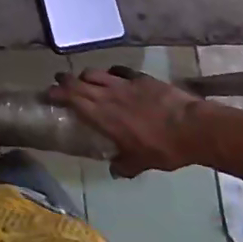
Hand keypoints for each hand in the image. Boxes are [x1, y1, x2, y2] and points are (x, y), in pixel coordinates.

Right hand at [49, 67, 208, 177]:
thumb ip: (124, 165)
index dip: (57, 93)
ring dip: (86, 75)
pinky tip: (115, 77)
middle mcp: (108, 95)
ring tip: (84, 79)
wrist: (193, 127)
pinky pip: (120, 71)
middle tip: (59, 81)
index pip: (72, 98)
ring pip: (97, 73)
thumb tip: (115, 170)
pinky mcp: (142, 78)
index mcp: (102, 115)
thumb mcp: (141, 163)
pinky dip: (112, 73)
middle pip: (79, 81)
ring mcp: (125, 84)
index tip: (48, 92)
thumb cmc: (163, 148)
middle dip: (66, 80)